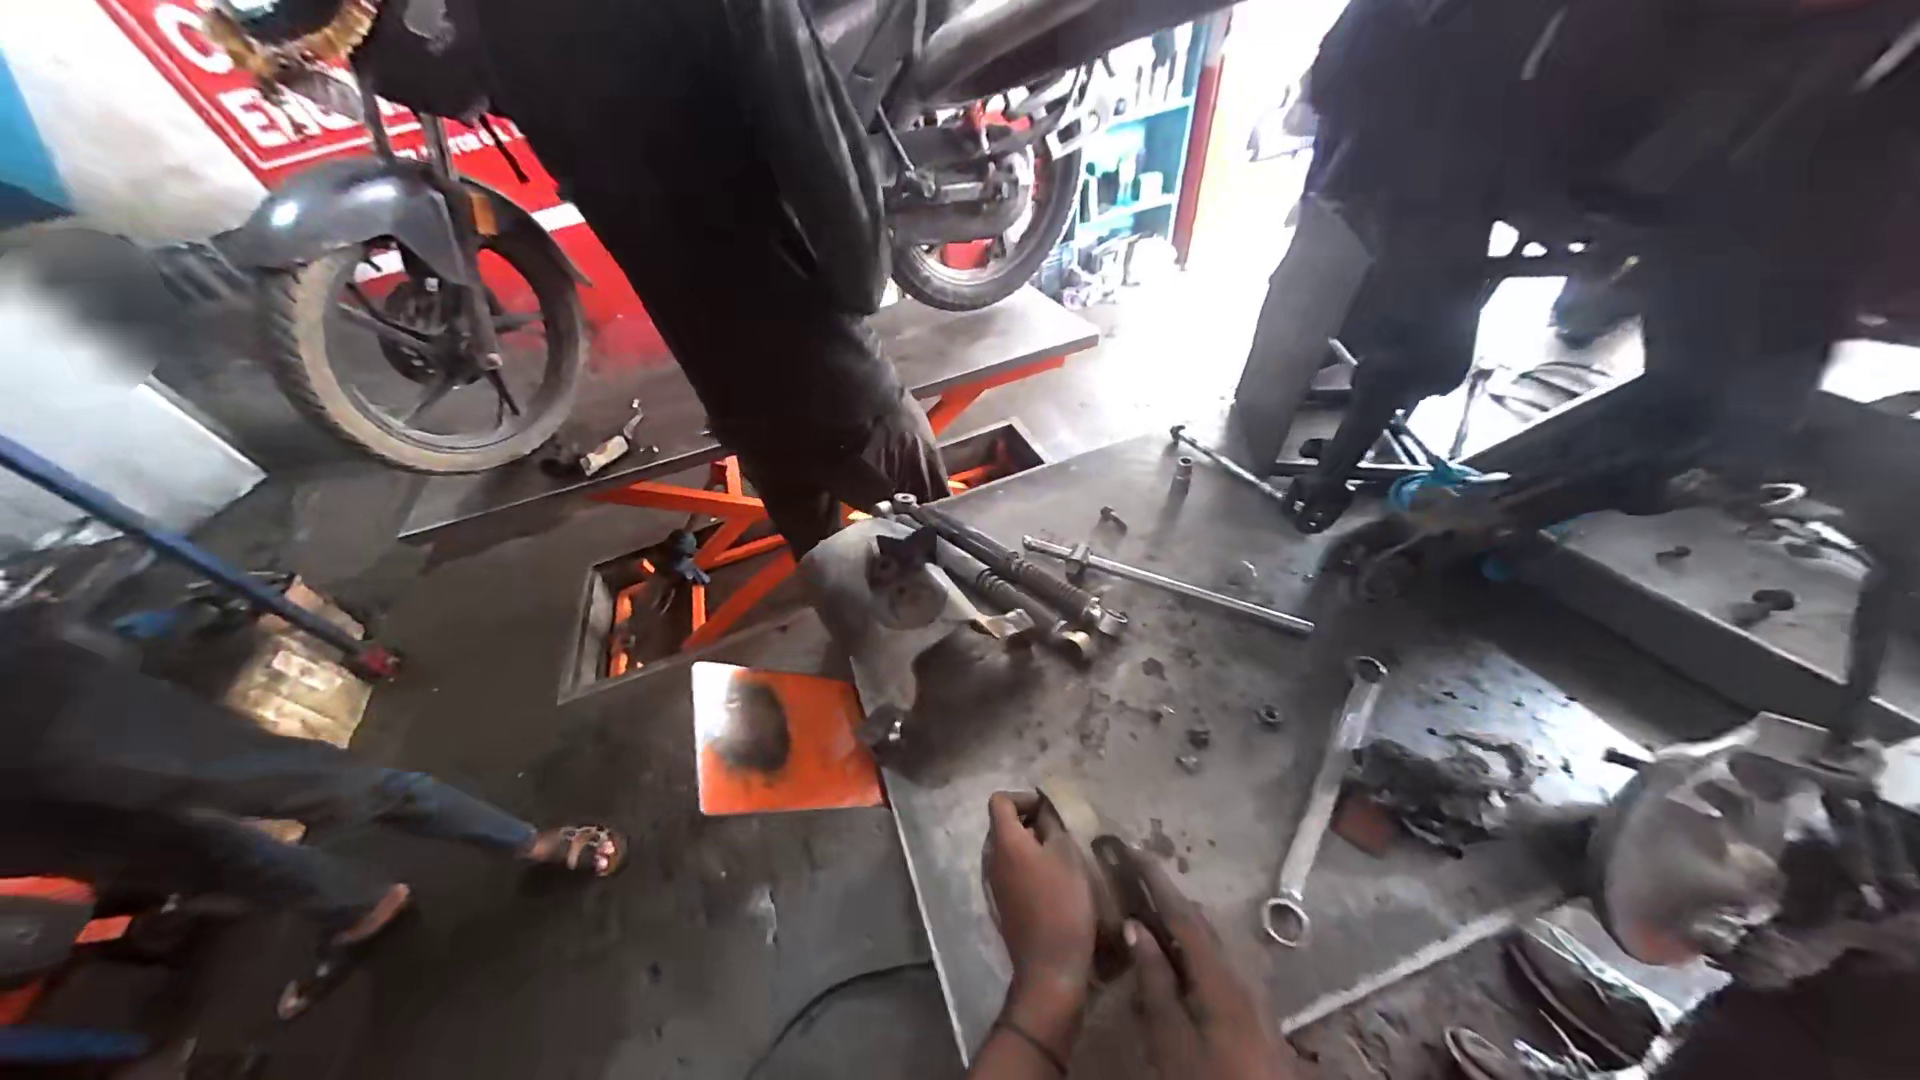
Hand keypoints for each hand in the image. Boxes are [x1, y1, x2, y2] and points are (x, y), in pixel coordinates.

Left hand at [982, 792, 1096, 1047]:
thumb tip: (1043, 811)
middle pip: (1003, 824)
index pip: (999, 801)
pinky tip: (1054, 881)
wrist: (1049, 966)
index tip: (1048, 810)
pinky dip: (1028, 865)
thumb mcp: (1066, 853)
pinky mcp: (1003, 904)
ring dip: (1031, 844)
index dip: (1024, 798)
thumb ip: (1051, 824)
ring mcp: (994, 883)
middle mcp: (991, 858)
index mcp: (1003, 841)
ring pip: (1008, 849)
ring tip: (1060, 855)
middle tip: (1058, 831)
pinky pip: (1011, 870)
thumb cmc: (1061, 902)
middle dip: (1029, 821)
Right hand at [1127, 859, 1310, 1079]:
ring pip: (1210, 944)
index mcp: (1220, 976)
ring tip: (1149, 919)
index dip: (1158, 881)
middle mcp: (1241, 974)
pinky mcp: (1255, 1015)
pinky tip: (1176, 968)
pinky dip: (1192, 952)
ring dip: (1180, 926)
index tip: (1134, 850)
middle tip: (1135, 882)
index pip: (1184, 914)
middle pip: (1201, 924)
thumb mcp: (1171, 1040)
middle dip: (1168, 899)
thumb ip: (1154, 979)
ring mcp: (1253, 995)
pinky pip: (1218, 965)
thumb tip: (1136, 925)